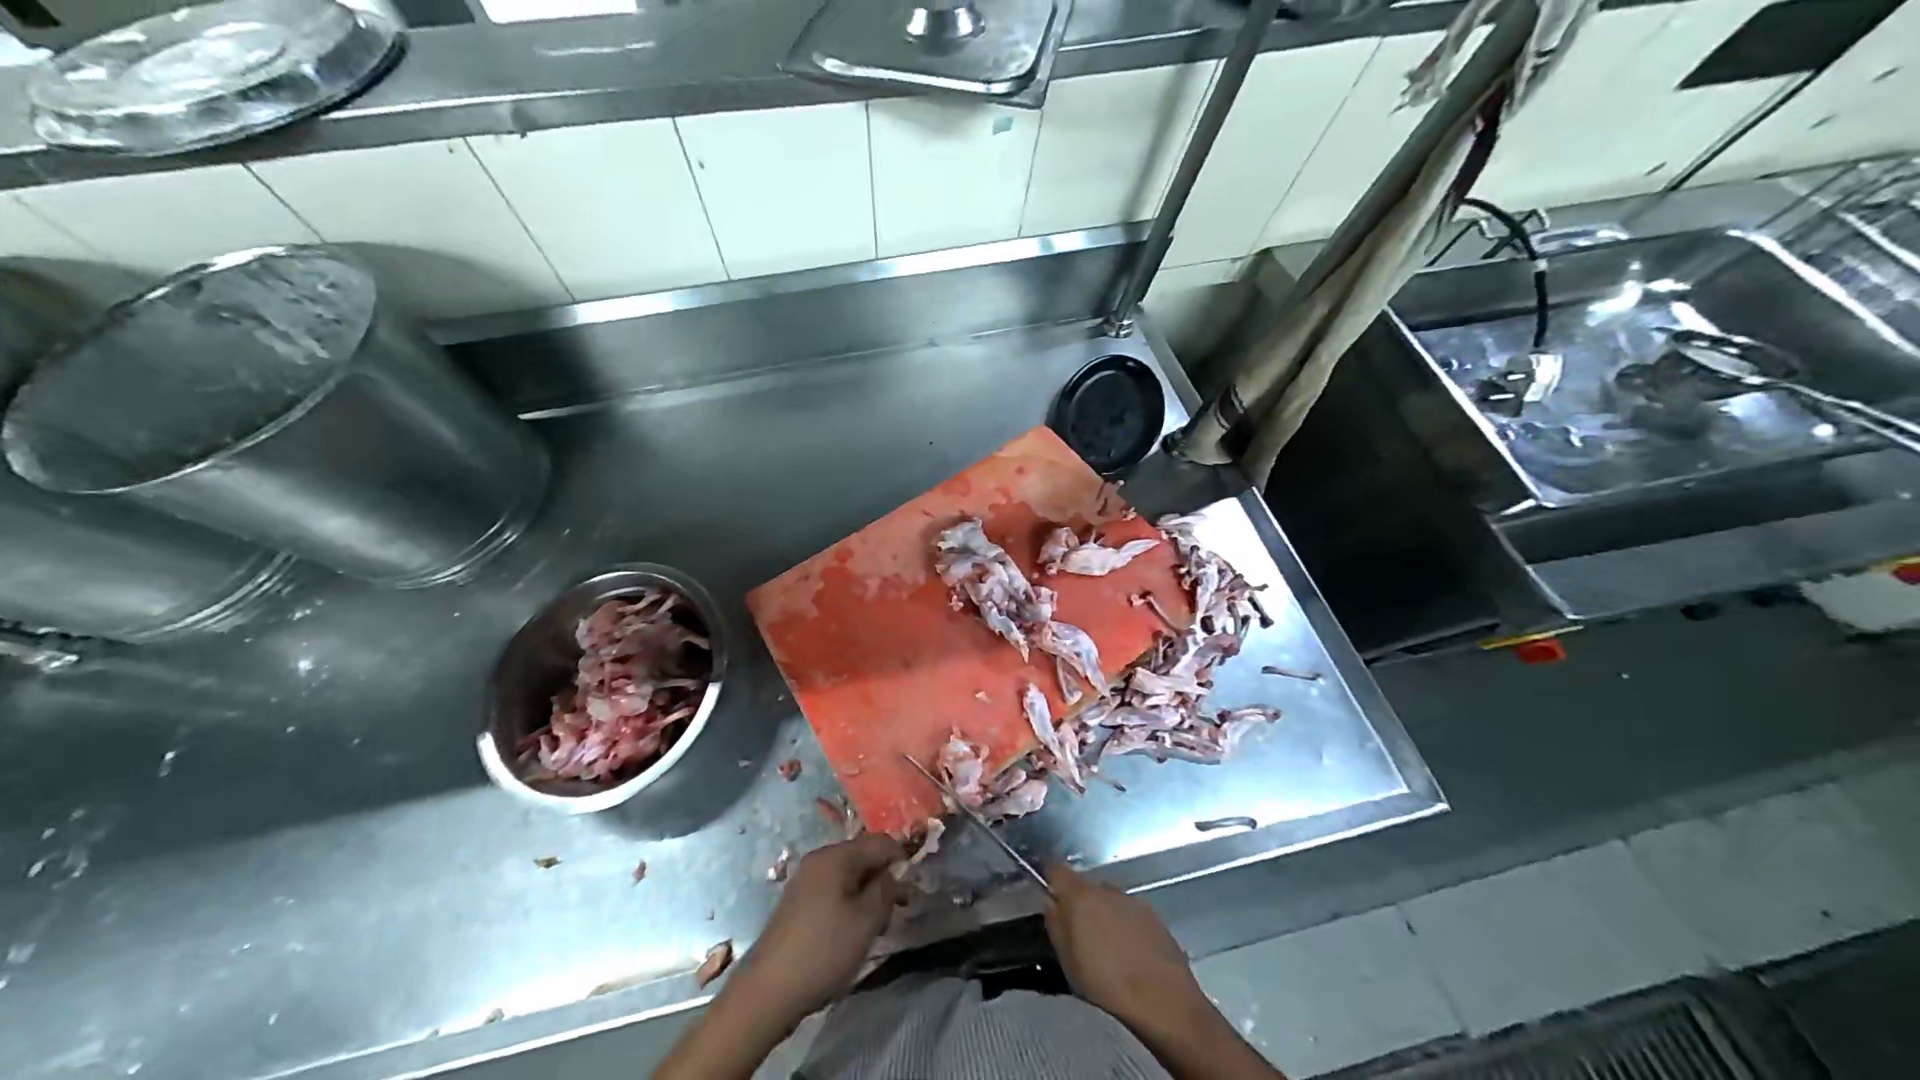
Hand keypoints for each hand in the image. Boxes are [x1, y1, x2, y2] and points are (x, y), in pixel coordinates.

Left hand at [656, 834, 903, 1079]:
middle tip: (897, 910)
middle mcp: (818, 860)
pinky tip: (853, 931)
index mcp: (835, 856)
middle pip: (863, 857)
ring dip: (868, 894)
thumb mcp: (866, 920)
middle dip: (884, 879)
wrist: (768, 991)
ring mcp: (805, 881)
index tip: (914, 887)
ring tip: (877, 925)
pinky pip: (834, 891)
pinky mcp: (798, 903)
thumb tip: (896, 874)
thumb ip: (887, 890)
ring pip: (849, 876)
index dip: (902, 860)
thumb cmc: (823, 951)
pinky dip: (850, 904)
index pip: (880, 842)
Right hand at [1044, 862, 1208, 1032]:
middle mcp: (1107, 889)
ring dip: (1103, 914)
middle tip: (1077, 932)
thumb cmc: (1105, 981)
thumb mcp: (1067, 959)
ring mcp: (1133, 901)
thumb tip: (1050, 902)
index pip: (1057, 870)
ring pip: (1108, 900)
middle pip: (1084, 886)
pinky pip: (1129, 913)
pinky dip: (1124, 925)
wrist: (1162, 997)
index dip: (1050, 879)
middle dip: (1078, 903)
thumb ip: (1055, 924)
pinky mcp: (1154, 916)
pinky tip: (1128, 952)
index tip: (1049, 896)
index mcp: (1080, 895)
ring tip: (1105, 947)